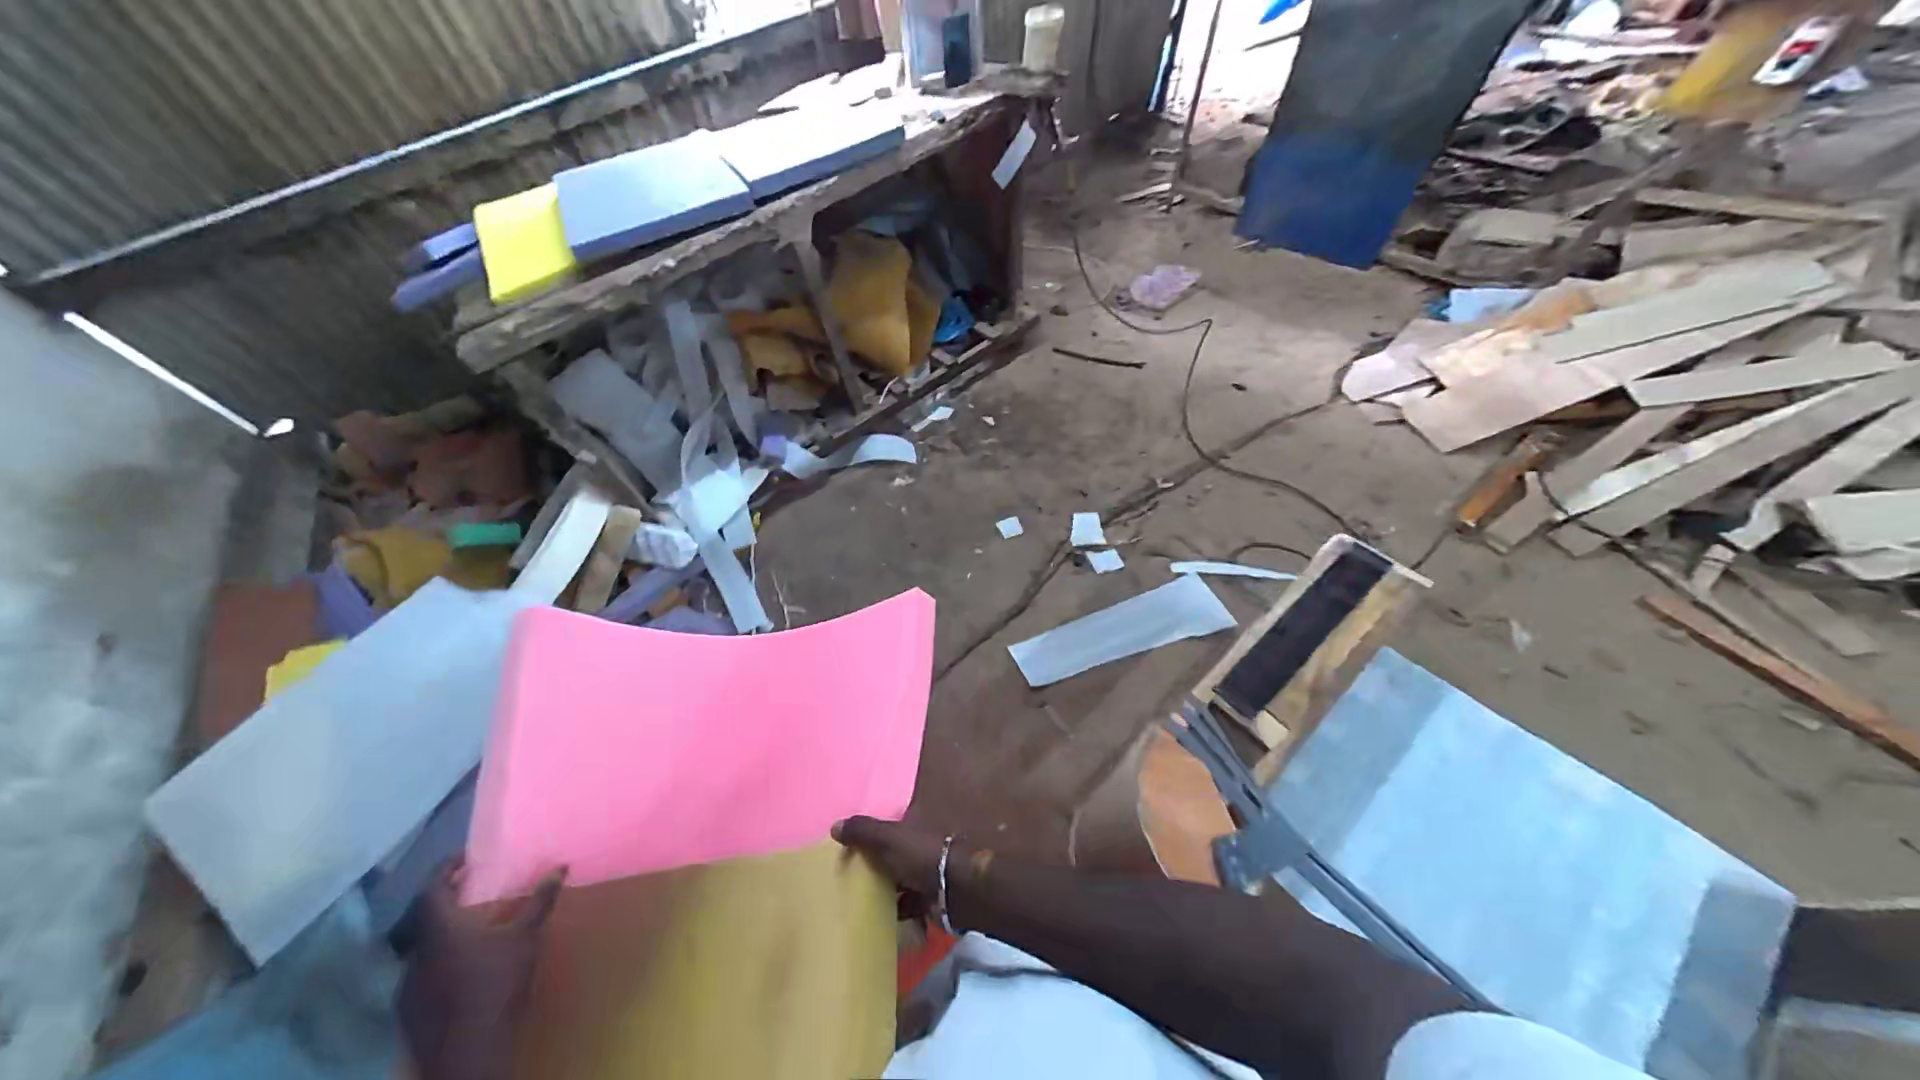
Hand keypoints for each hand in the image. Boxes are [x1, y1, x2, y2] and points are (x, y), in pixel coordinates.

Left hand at [399, 862, 563, 1079]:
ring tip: (469, 921)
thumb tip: (560, 866)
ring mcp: (408, 981)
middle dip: (445, 897)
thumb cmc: (498, 980)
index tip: (464, 857)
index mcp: (440, 928)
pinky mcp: (409, 1006)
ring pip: (421, 943)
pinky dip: (438, 955)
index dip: (444, 869)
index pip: (431, 887)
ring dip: (442, 928)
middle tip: (469, 886)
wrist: (469, 1046)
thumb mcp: (526, 935)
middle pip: (423, 915)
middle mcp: (416, 950)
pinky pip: (421, 968)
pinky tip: (461, 961)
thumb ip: (540, 900)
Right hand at [832, 816, 944, 900]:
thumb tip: (834, 825)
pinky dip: (898, 909)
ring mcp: (929, 870)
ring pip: (903, 877)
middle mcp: (922, 843)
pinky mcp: (932, 896)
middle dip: (879, 860)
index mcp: (915, 823)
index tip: (855, 840)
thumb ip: (863, 831)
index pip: (893, 821)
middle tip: (852, 872)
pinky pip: (910, 903)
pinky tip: (880, 917)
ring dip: (888, 886)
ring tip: (861, 897)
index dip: (876, 829)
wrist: (955, 890)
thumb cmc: (921, 855)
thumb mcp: (887, 838)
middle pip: (896, 850)